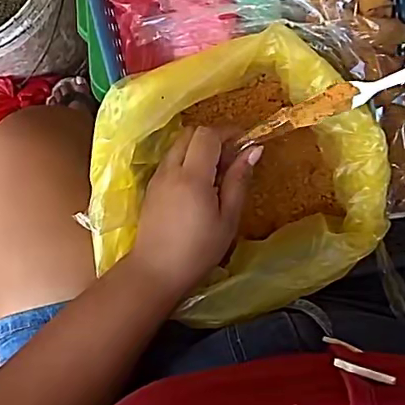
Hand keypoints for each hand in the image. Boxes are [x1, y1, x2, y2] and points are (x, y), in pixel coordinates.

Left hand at [125, 127, 261, 295]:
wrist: (156, 271)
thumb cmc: (198, 250)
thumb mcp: (227, 219)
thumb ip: (239, 181)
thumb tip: (253, 150)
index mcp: (192, 176)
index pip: (207, 135)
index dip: (228, 133)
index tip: (245, 144)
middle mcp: (170, 170)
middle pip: (190, 134)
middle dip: (212, 138)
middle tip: (231, 160)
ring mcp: (157, 178)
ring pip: (178, 146)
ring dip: (198, 149)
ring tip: (216, 175)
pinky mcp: (151, 188)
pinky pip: (170, 161)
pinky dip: (186, 161)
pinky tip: (198, 186)